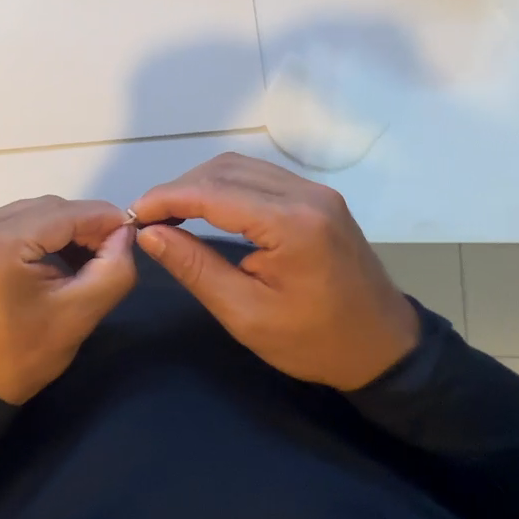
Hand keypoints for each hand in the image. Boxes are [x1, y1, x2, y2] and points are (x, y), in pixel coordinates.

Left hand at [0, 196, 137, 403]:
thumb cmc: (24, 354)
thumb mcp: (79, 314)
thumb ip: (113, 269)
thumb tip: (125, 231)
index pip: (65, 214)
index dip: (104, 219)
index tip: (133, 233)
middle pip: (48, 208)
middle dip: (85, 226)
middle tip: (112, 252)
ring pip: (34, 212)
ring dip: (65, 229)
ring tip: (88, 259)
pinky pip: (16, 222)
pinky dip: (42, 234)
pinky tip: (60, 258)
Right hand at [129, 153, 418, 390]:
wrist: (386, 351)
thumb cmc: (315, 342)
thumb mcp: (246, 314)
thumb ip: (194, 267)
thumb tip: (148, 233)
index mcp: (291, 224)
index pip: (211, 192)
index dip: (165, 198)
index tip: (132, 215)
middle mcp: (304, 194)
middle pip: (223, 170)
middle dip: (178, 189)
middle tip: (149, 220)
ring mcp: (315, 191)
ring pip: (239, 167)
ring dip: (199, 184)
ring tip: (171, 214)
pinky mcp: (317, 197)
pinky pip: (258, 176)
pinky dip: (223, 186)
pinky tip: (205, 207)